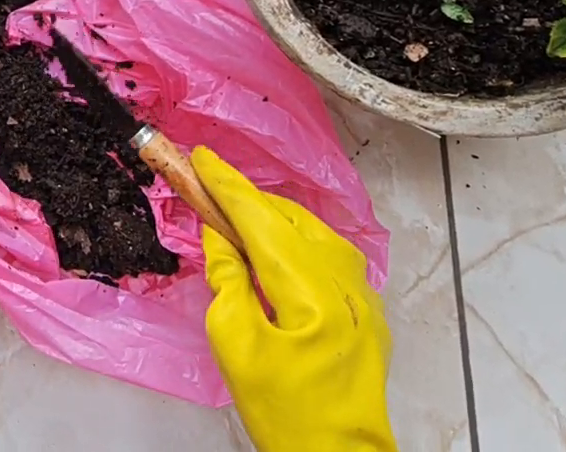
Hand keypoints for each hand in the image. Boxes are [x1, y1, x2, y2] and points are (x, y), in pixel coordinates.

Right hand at [193, 146, 396, 451]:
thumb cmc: (281, 409)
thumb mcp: (234, 342)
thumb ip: (226, 277)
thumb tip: (220, 236)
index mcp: (313, 292)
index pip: (261, 220)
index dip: (227, 185)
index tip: (200, 156)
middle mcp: (346, 283)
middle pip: (289, 218)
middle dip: (245, 199)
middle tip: (205, 190)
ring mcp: (362, 295)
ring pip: (310, 231)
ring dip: (268, 216)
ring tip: (231, 218)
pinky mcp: (365, 309)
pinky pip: (324, 252)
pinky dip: (290, 237)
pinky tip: (269, 248)